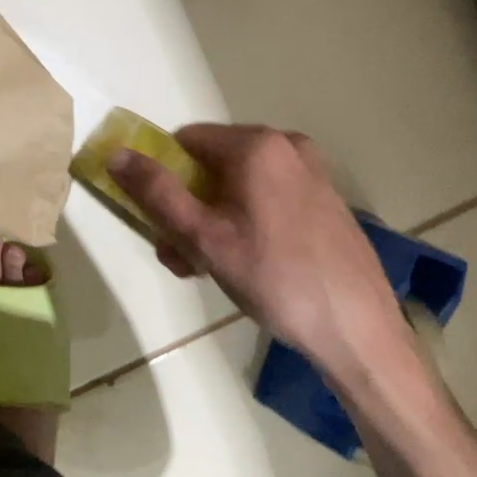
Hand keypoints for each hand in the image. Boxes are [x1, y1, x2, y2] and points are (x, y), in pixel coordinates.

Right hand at [108, 123, 408, 373]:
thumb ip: (155, 192)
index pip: (184, 141)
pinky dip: (247, 223)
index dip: (164, 177)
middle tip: (181, 253)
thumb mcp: (201, 236)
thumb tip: (115, 154)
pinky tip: (246, 266)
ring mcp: (314, 175)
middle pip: (212, 165)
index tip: (162, 221)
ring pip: (240, 186)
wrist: (361, 334)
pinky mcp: (328, 204)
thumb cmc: (274, 277)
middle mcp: (287, 147)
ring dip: (213, 219)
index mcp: (256, 145)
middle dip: (188, 206)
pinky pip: (269, 200)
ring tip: (207, 268)